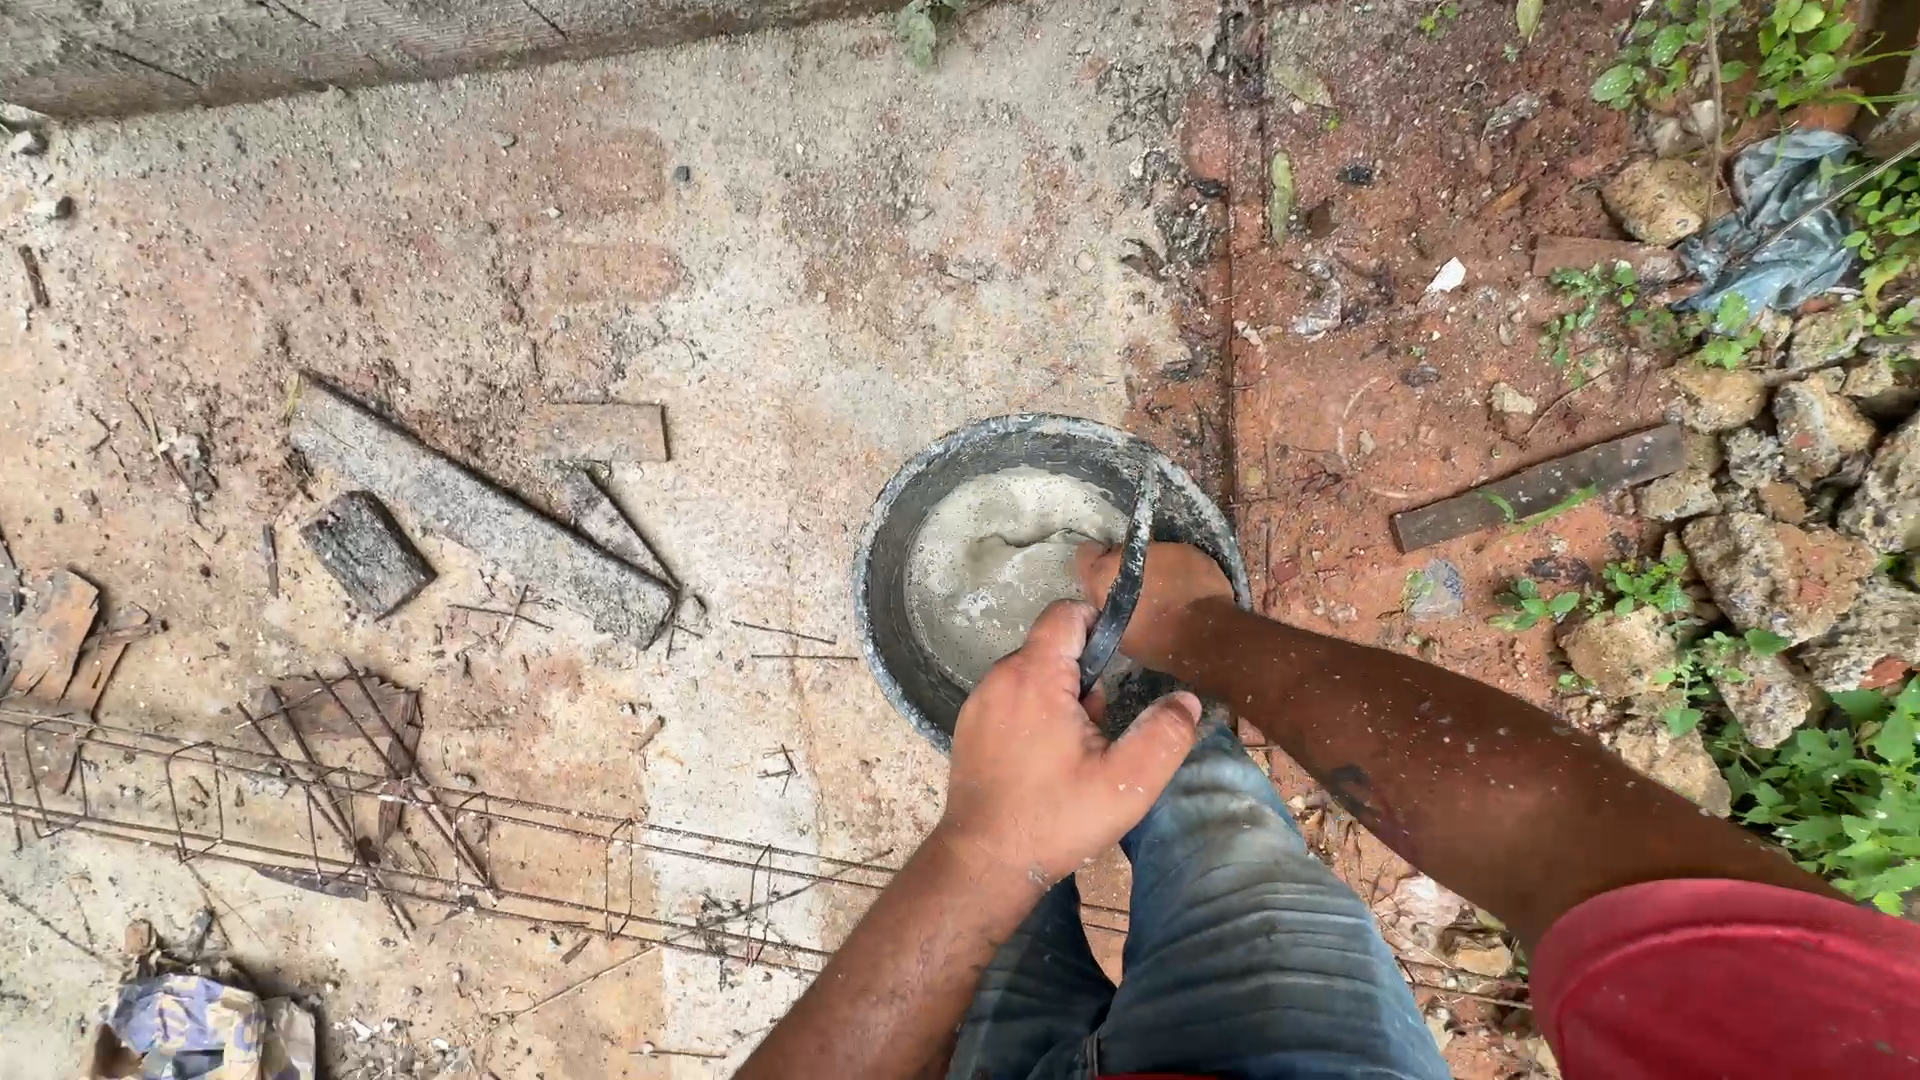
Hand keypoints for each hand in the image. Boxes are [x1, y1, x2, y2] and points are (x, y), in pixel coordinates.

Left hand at [938, 600, 1200, 888]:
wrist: (984, 860)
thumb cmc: (1056, 817)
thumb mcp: (1126, 782)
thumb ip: (1164, 735)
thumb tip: (1186, 701)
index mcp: (1034, 675)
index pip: (1064, 613)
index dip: (1096, 623)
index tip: (1118, 659)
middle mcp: (999, 676)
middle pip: (1050, 647)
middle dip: (1082, 675)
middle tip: (1098, 728)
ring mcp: (978, 701)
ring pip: (1030, 675)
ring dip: (1058, 697)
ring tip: (1072, 751)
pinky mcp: (968, 726)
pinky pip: (1009, 698)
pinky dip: (1031, 713)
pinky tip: (1042, 761)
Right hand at [1075, 541, 1233, 670]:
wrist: (1203, 636)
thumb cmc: (1154, 642)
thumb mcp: (1116, 631)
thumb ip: (1107, 606)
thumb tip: (1109, 601)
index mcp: (1103, 574)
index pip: (1086, 555)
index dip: (1095, 565)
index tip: (1105, 578)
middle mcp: (1126, 553)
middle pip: (1119, 553)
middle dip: (1126, 568)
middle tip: (1139, 590)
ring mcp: (1160, 547)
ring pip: (1150, 554)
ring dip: (1154, 568)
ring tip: (1167, 591)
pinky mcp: (1187, 549)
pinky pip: (1177, 557)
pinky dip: (1179, 570)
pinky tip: (1187, 589)